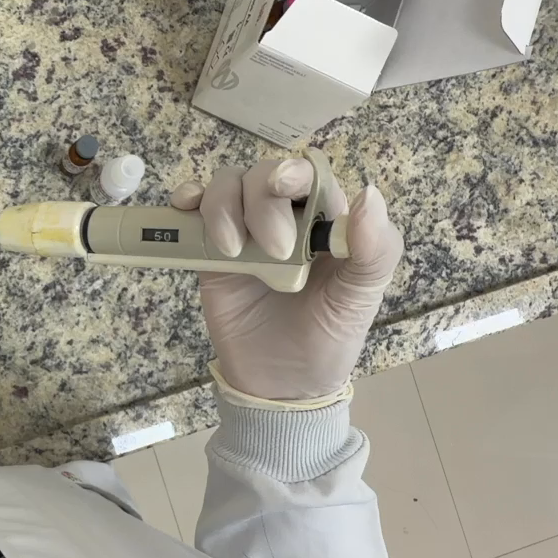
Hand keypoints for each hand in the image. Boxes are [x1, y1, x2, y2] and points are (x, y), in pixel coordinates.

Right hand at [170, 158, 402, 400]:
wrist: (280, 384)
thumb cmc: (328, 338)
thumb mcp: (361, 296)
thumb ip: (374, 248)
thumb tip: (369, 194)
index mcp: (325, 220)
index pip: (309, 175)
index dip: (293, 172)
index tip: (285, 190)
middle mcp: (283, 217)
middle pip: (261, 176)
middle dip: (261, 204)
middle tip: (276, 251)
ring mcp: (242, 234)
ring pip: (225, 188)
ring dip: (221, 205)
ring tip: (231, 250)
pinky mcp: (208, 256)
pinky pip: (192, 216)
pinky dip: (185, 202)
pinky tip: (183, 209)